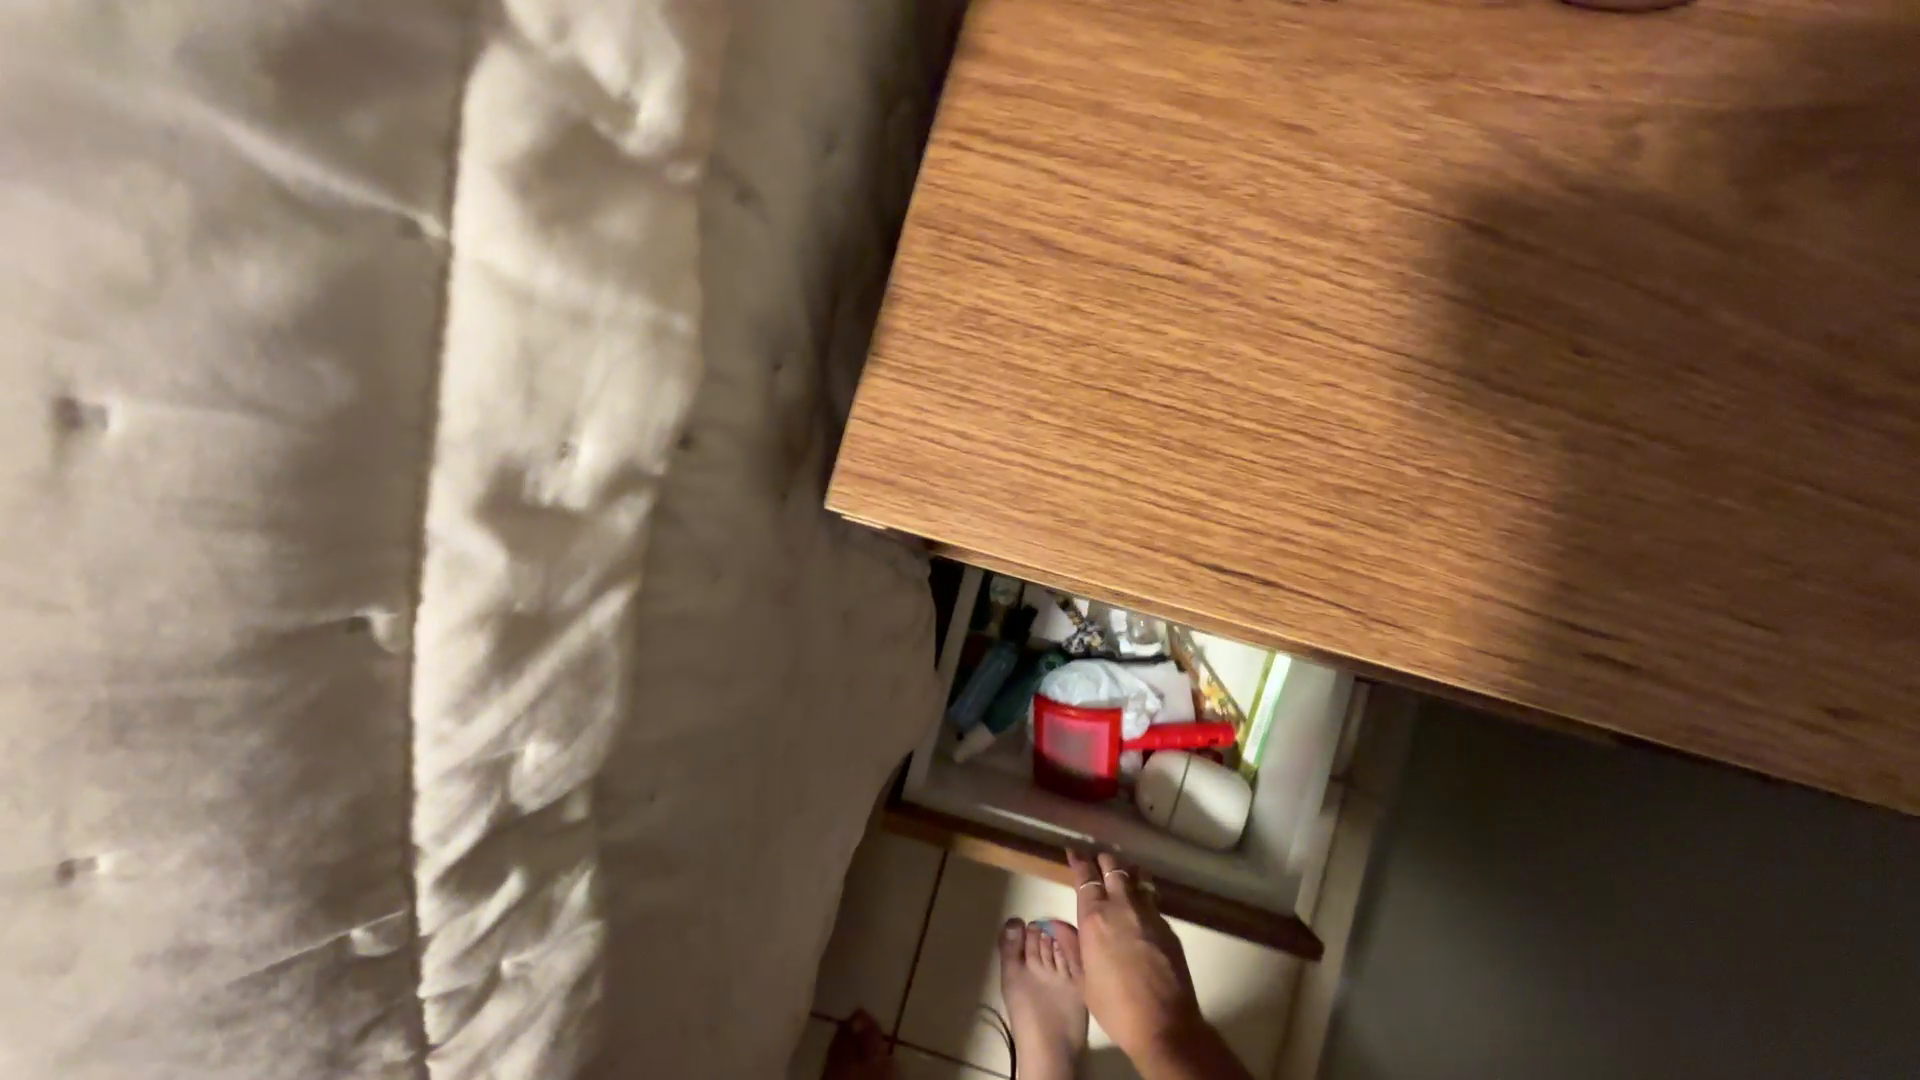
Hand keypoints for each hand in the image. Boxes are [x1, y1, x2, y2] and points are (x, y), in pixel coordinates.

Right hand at [1068, 848, 1202, 1059]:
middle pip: (1113, 870)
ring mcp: (1148, 915)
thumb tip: (1058, 926)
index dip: (1080, 862)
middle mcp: (1121, 908)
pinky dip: (1144, 895)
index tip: (1074, 851)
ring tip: (1123, 870)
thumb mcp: (1083, 981)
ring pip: (1137, 879)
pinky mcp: (1168, 927)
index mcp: (1095, 918)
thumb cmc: (1115, 1006)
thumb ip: (1071, 948)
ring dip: (1127, 872)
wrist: (1164, 1024)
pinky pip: (1152, 901)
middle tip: (1098, 859)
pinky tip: (1142, 904)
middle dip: (1104, 861)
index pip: (1086, 878)